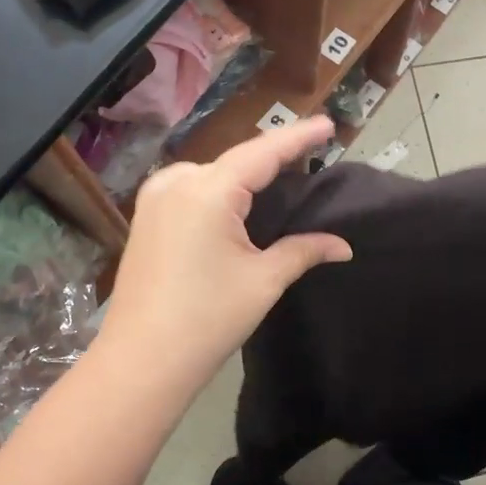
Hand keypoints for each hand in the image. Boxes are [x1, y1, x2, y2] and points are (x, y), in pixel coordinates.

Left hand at [96, 116, 351, 387]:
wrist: (141, 362)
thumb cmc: (208, 320)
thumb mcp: (263, 281)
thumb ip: (303, 250)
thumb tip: (343, 246)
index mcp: (207, 192)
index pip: (263, 153)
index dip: (299, 138)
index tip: (329, 123)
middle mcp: (176, 183)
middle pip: (236, 160)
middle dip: (273, 156)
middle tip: (313, 152)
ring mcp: (155, 200)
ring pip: (212, 173)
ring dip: (245, 172)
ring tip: (283, 173)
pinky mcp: (146, 219)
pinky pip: (191, 189)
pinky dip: (221, 188)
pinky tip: (240, 199)